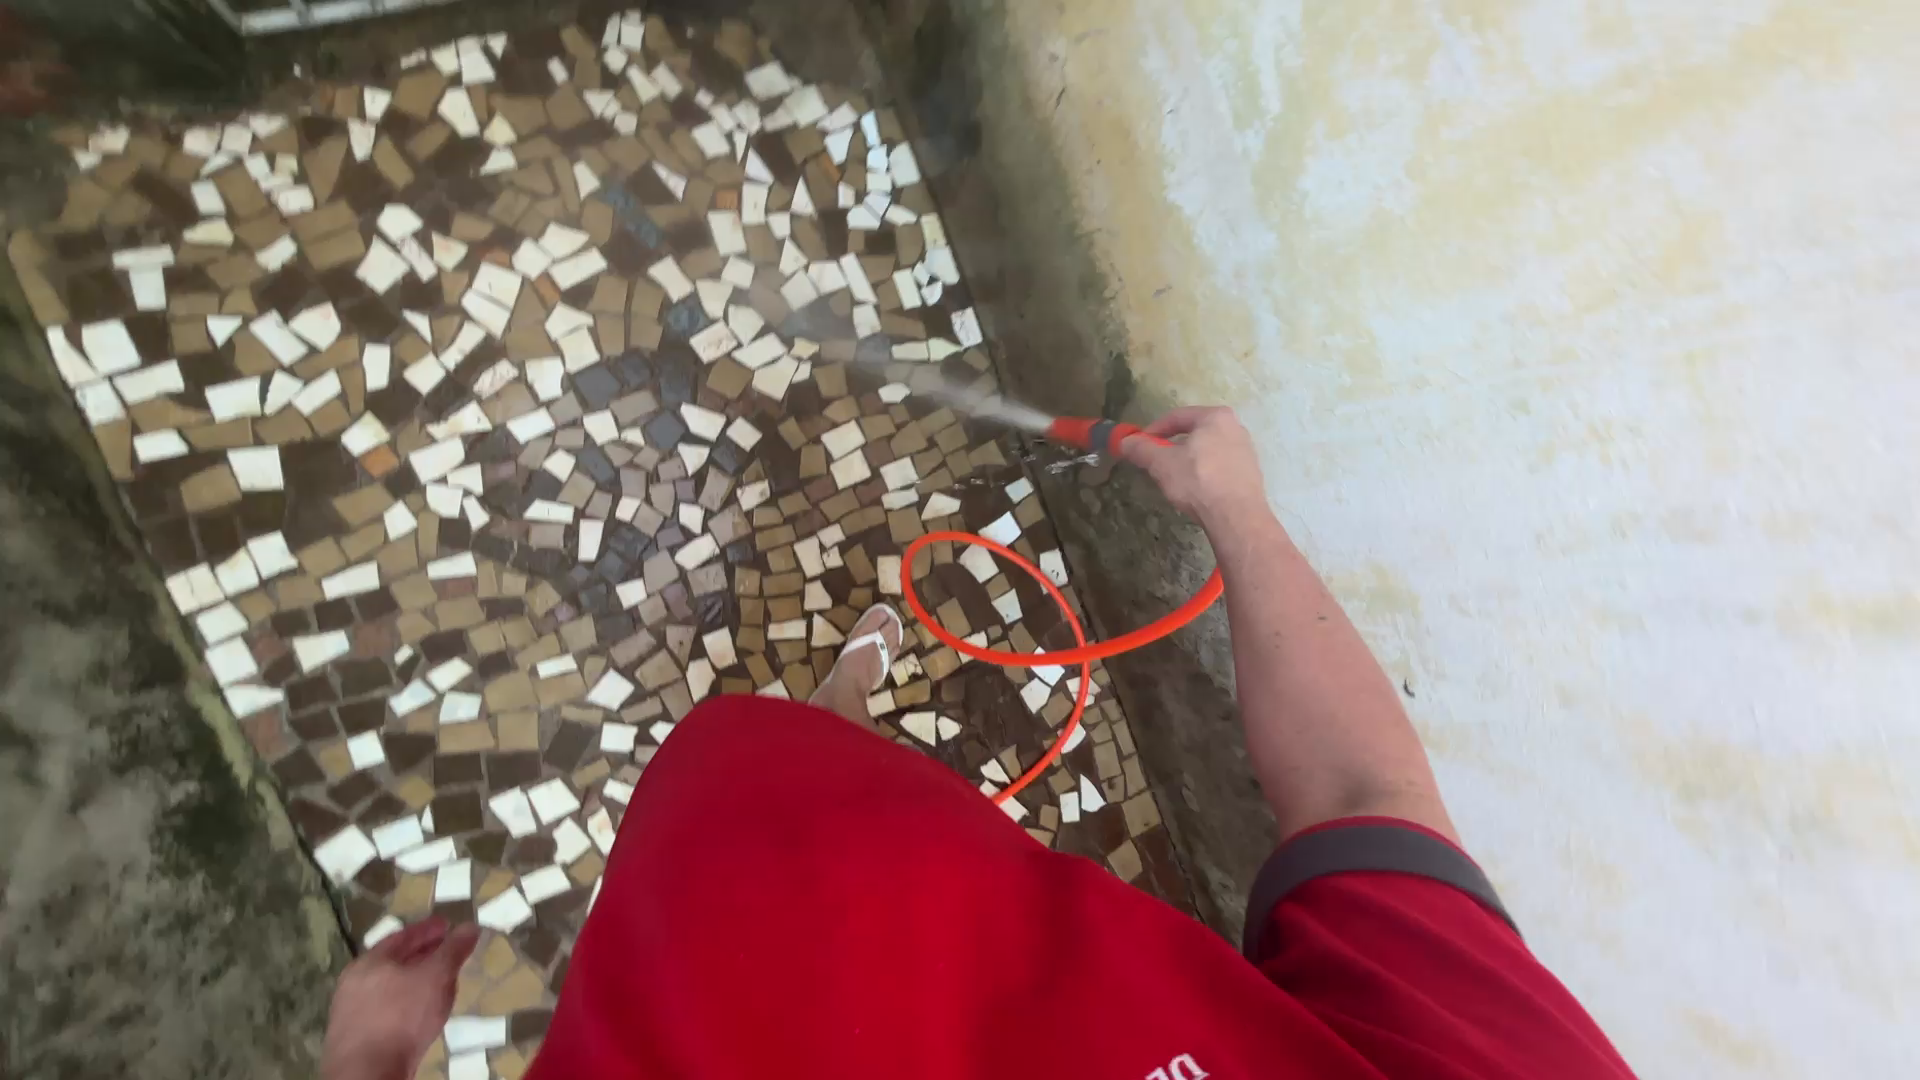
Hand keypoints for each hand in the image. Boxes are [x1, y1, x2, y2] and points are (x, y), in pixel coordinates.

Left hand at [321, 918, 479, 1079]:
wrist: (367, 1076)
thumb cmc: (402, 1015)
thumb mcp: (438, 974)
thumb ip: (454, 948)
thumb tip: (470, 927)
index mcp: (369, 963)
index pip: (403, 936)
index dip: (429, 928)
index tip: (449, 925)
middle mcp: (353, 984)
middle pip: (395, 961)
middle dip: (424, 954)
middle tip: (449, 950)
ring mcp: (351, 1013)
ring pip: (391, 986)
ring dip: (416, 979)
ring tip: (442, 980)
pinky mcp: (355, 1038)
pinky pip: (387, 1008)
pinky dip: (407, 1001)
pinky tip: (424, 1009)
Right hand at [1119, 406, 1271, 531]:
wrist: (1236, 516)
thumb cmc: (1198, 481)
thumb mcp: (1161, 463)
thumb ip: (1141, 449)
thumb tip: (1123, 441)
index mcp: (1215, 417)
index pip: (1176, 416)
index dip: (1152, 430)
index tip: (1138, 445)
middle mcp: (1235, 427)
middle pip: (1193, 433)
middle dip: (1170, 446)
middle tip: (1154, 462)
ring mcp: (1246, 450)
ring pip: (1206, 450)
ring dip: (1187, 460)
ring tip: (1173, 478)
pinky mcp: (1249, 473)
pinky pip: (1219, 466)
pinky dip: (1203, 473)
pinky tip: (1195, 490)